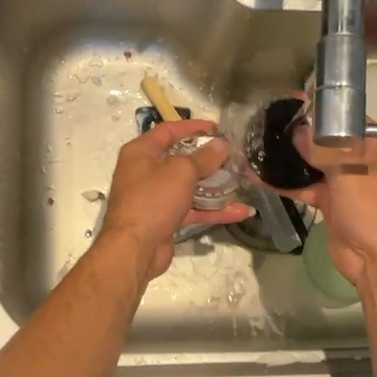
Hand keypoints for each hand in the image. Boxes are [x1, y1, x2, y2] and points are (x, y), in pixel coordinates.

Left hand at [98, 118, 252, 279]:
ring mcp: (155, 197)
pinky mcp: (165, 219)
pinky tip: (239, 211)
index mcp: (141, 152)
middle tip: (232, 156)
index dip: (192, 127)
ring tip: (241, 182)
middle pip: (181, 159)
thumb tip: (221, 145)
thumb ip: (203, 158)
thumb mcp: (181, 172)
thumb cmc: (153, 200)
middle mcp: (145, 172)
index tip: (217, 128)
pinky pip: (192, 209)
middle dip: (208, 159)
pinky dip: (213, 210)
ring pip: (189, 187)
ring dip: (215, 186)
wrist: (134, 249)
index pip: (168, 131)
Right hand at [277, 123, 376, 288]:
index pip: (351, 120)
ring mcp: (350, 185)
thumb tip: (300, 130)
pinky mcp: (334, 205)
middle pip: (331, 142)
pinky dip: (290, 184)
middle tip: (270, 123)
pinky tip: (262, 176)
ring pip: (317, 166)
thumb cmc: (374, 210)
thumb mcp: (350, 172)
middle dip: (302, 135)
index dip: (323, 112)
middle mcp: (367, 162)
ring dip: (292, 160)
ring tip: (261, 146)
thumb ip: (324, 149)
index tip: (293, 103)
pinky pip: (310, 188)